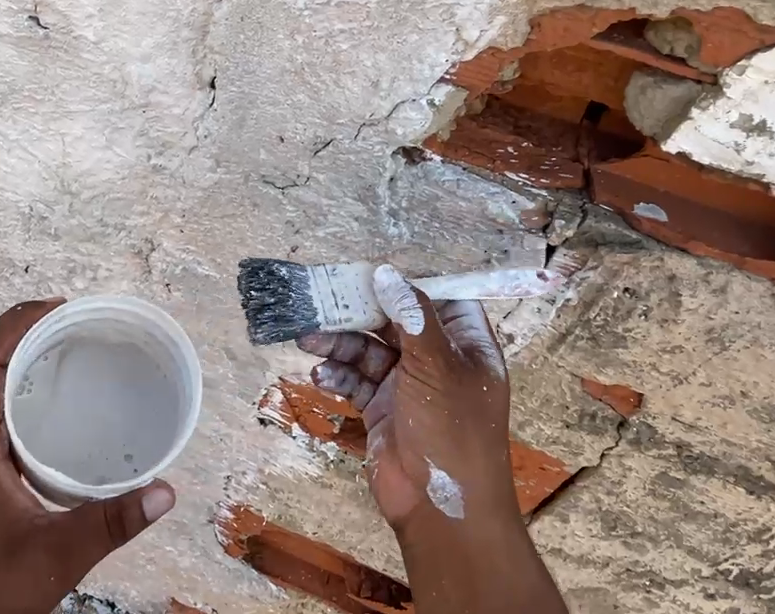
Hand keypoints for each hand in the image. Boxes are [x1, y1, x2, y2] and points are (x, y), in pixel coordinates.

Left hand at [0, 300, 176, 613]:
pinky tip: (53, 416)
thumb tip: (167, 491)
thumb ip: (109, 524)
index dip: (17, 321)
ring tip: (69, 355)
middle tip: (76, 325)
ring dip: (20, 363)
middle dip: (26, 333)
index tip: (60, 306)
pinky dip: (19, 396)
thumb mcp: (53, 558)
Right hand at [298, 265, 514, 527]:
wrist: (441, 513)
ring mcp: (407, 384)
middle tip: (323, 294)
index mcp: (465, 345)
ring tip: (308, 338)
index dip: (410, 280)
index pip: (441, 297)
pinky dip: (337, 373)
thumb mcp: (436, 367)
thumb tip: (386, 272)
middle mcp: (436, 359)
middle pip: (394, 319)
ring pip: (368, 348)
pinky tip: (321, 374)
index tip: (373, 262)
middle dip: (359, 309)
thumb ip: (411, 317)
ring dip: (339, 342)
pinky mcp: (381, 407)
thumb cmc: (452, 432)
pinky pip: (355, 378)